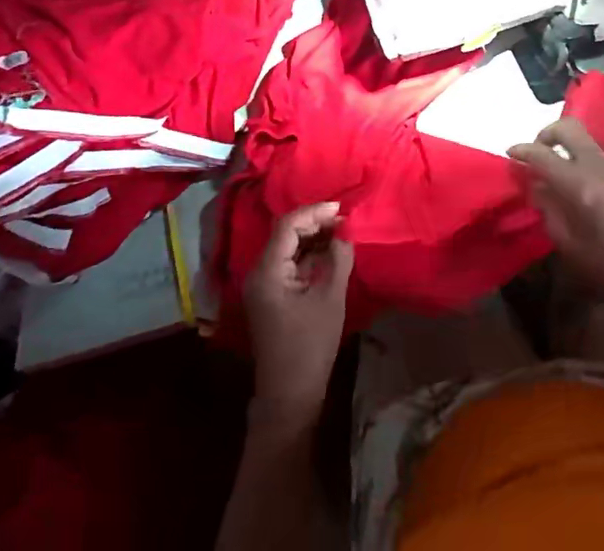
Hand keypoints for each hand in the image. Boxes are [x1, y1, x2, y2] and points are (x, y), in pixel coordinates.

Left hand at [244, 202, 354, 430]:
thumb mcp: (330, 298)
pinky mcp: (271, 296)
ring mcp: (262, 285)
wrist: (289, 395)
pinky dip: (308, 255)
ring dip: (312, 237)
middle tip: (344, 218)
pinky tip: (330, 252)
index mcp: (267, 270)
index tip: (341, 207)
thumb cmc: (310, 346)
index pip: (287, 226)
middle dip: (314, 222)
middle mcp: (258, 272)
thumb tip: (344, 231)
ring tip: (341, 231)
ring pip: (287, 248)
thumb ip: (338, 259)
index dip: (314, 212)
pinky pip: (288, 264)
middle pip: (284, 234)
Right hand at [509, 118, 603, 316]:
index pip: (544, 155)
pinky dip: (590, 171)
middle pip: (570, 129)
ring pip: (589, 148)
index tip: (511, 155)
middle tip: (537, 154)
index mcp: (584, 188)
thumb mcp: (570, 246)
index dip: (523, 151)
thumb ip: (547, 208)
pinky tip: (591, 197)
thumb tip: (535, 184)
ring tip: (564, 186)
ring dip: (571, 158)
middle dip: (547, 135)